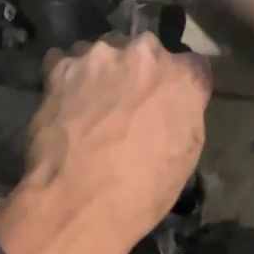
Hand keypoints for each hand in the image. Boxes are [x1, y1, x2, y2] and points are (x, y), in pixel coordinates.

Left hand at [0, 35, 211, 253]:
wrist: (77, 200)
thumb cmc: (141, 191)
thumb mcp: (185, 156)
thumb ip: (183, 114)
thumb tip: (173, 104)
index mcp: (183, 77)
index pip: (193, 65)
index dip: (179, 85)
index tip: (169, 101)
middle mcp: (143, 53)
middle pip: (145, 53)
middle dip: (138, 72)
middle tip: (126, 105)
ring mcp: (99, 56)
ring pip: (103, 54)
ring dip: (101, 73)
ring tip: (90, 107)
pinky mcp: (60, 67)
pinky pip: (65, 62)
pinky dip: (66, 79)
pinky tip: (64, 105)